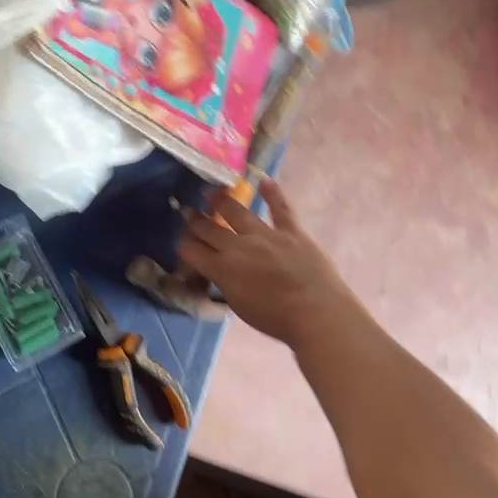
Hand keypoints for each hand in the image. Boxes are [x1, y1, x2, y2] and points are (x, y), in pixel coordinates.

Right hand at [176, 181, 365, 346]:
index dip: (183, 245)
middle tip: (187, 212)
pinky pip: (281, 209)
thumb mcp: (238, 305)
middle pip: (209, 229)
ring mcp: (265, 236)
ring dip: (221, 201)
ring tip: (210, 192)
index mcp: (221, 269)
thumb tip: (220, 273)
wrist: (316, 313)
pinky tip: (264, 180)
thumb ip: (226, 283)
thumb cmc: (275, 318)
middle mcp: (237, 246)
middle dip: (195, 221)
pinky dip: (273, 193)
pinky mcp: (292, 232)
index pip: (192, 251)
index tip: (180, 241)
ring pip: (237, 212)